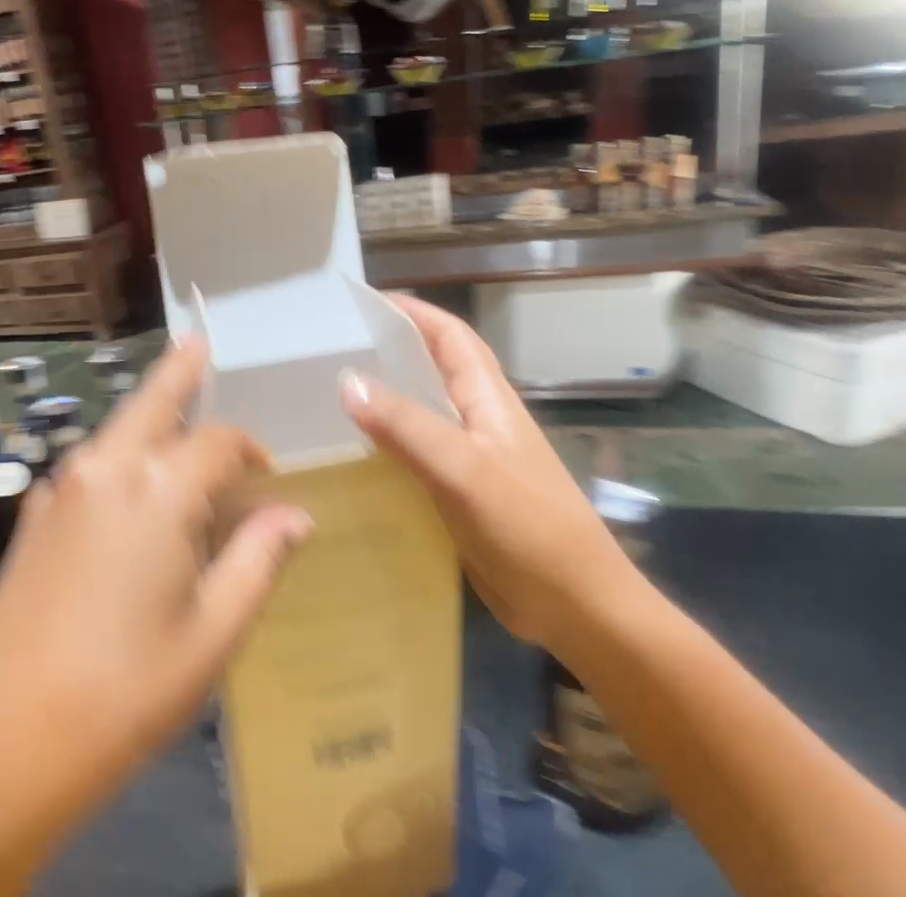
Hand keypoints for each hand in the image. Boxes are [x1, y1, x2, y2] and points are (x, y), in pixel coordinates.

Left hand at [0, 336, 312, 771]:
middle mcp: (102, 473)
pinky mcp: (31, 526)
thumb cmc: (126, 693)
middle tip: (198, 342)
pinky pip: (86, 473)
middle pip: (150, 404)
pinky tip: (130, 493)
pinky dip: (116, 462)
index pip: (219, 442)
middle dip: (179, 373)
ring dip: (146, 420)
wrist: (1, 748)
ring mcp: (56, 496)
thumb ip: (258, 560)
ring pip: (113, 436)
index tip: (271, 479)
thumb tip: (294, 514)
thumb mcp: (214, 634)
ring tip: (176, 417)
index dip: (253, 452)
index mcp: (157, 491)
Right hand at [341, 294, 633, 647]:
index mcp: (490, 402)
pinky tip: (357, 463)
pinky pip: (419, 462)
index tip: (363, 302)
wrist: (575, 604)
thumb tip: (347, 381)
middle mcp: (480, 423)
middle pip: (436, 372)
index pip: (451, 338)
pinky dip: (389, 452)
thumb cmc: (528, 527)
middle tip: (334, 350)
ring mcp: (473, 464)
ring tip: (331, 399)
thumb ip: (407, 426)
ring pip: (424, 418)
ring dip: (387, 402)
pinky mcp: (463, 500)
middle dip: (393, 351)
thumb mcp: (463, 470)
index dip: (414, 313)